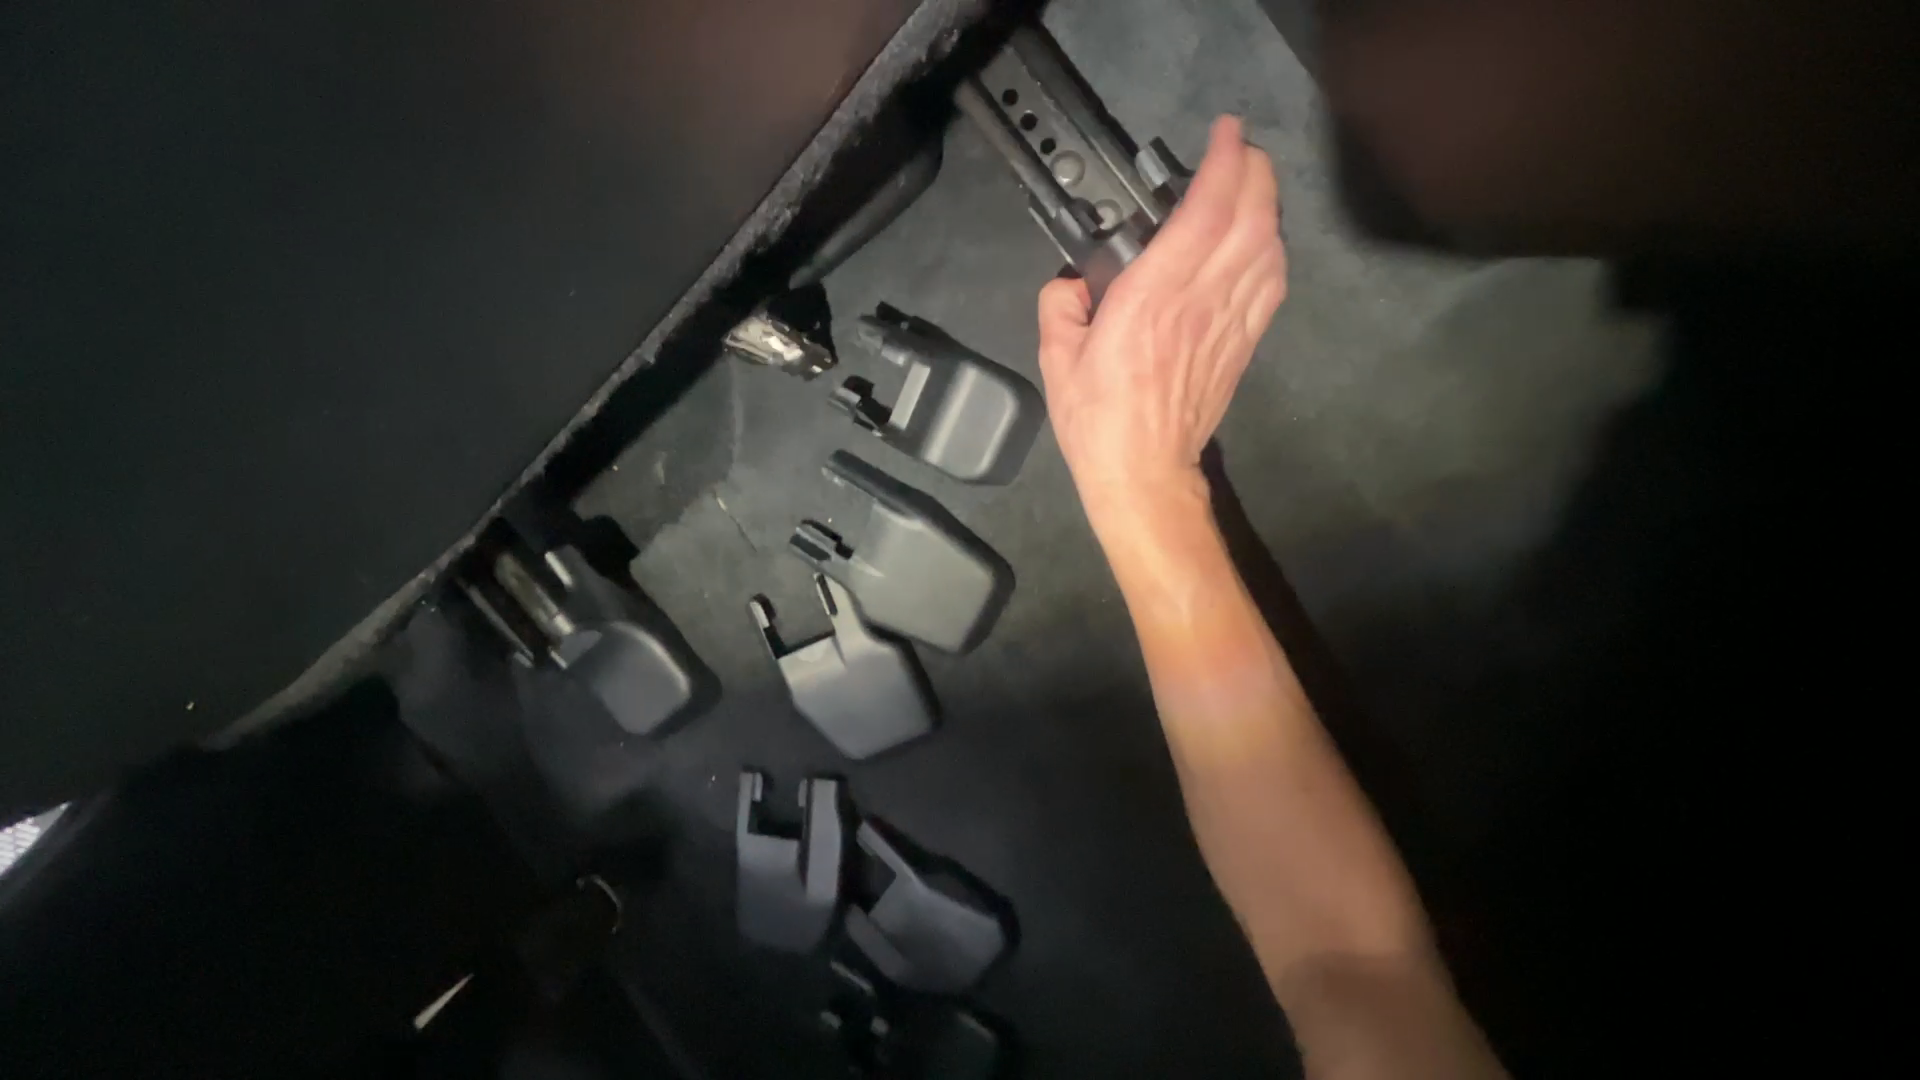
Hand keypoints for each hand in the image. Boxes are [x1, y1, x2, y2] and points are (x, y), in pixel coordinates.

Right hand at [1037, 115, 1286, 525]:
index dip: (1222, 163)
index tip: (1224, 133)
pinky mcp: (1243, 345)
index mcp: (1149, 298)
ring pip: (1268, 247)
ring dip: (1267, 205)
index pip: (1202, 214)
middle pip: (1249, 218)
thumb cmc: (1097, 418)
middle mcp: (1198, 302)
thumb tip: (1071, 282)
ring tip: (1252, 184)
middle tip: (1241, 150)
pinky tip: (1263, 239)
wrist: (1143, 470)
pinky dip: (1273, 249)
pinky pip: (1271, 284)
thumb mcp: (1056, 359)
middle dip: (1254, 171)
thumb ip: (1059, 305)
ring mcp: (1229, 323)